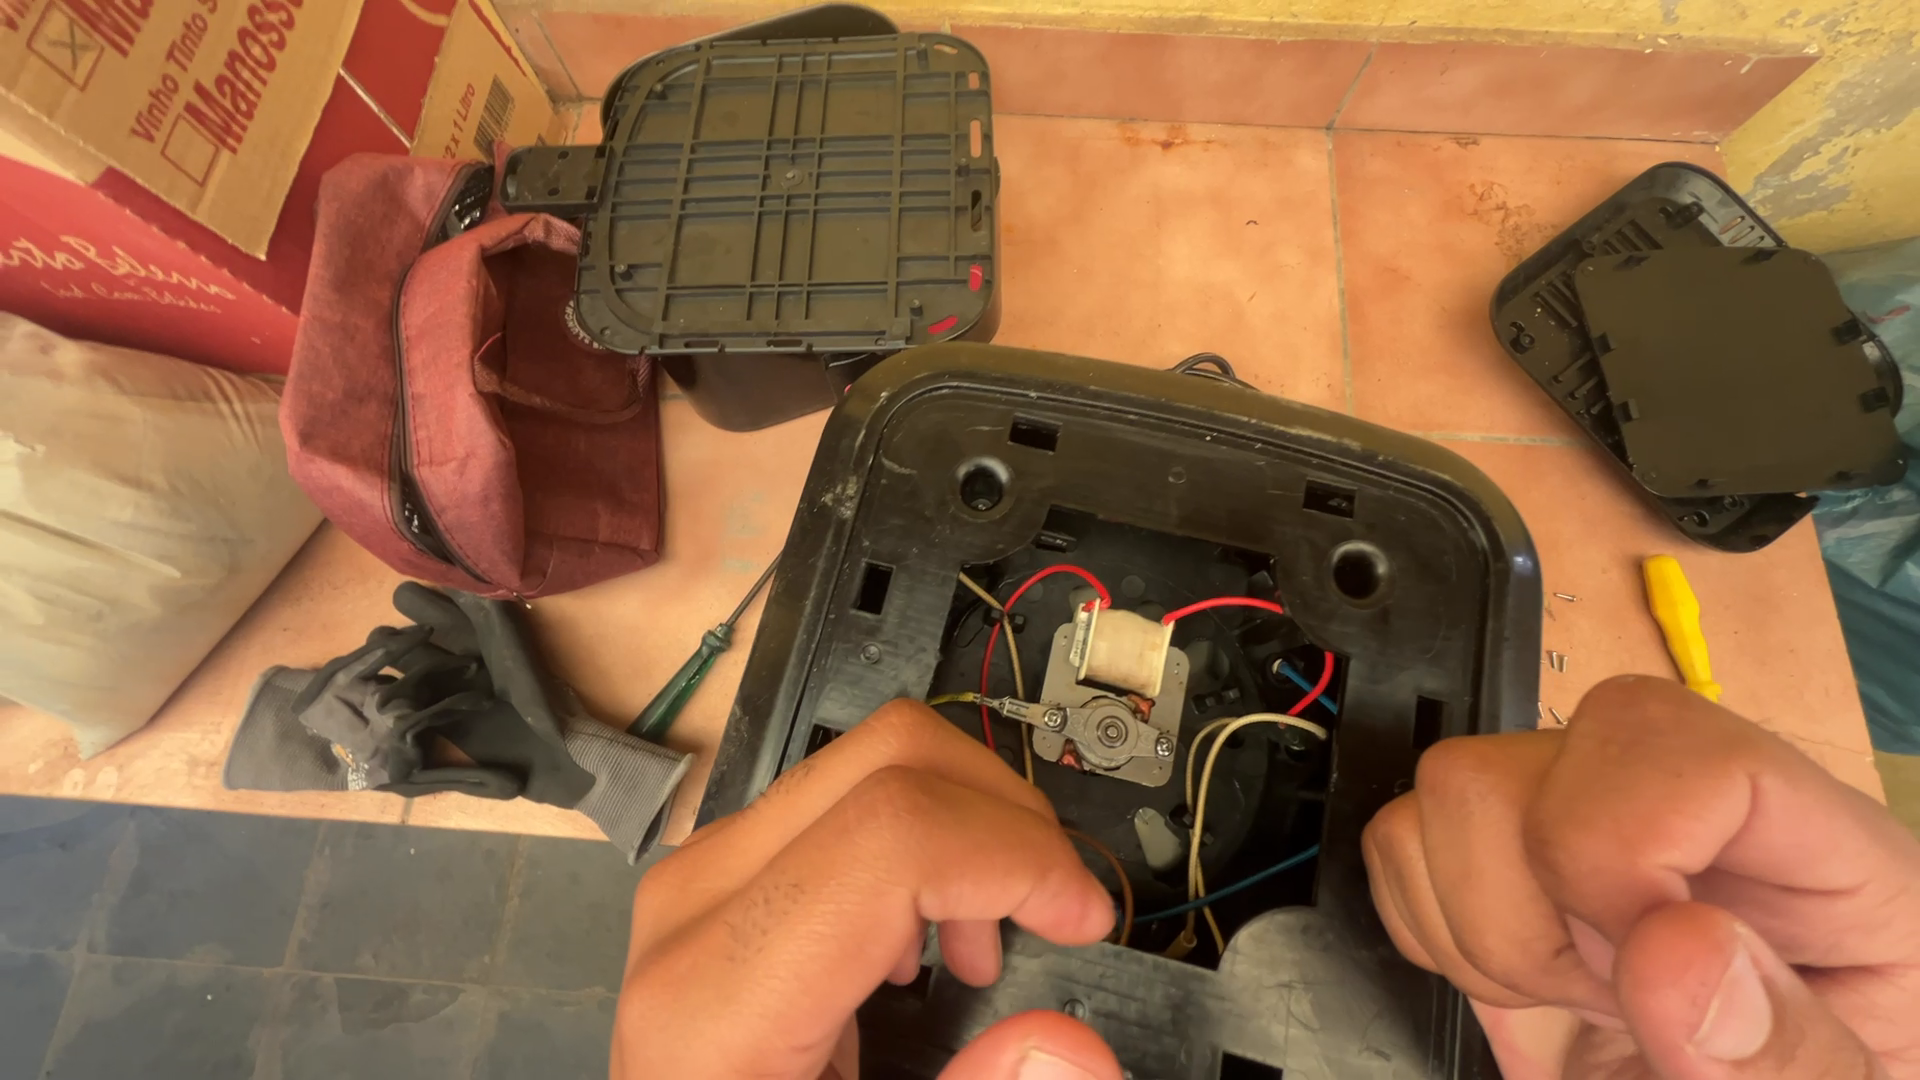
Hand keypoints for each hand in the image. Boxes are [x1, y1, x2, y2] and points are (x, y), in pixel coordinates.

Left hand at [613, 700, 1123, 1079]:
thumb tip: (1079, 1048)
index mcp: (715, 995)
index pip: (894, 836)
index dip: (1017, 856)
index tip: (1085, 916)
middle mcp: (698, 893)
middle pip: (891, 755)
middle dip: (1008, 811)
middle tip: (1055, 905)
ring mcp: (708, 857)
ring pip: (876, 751)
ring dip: (971, 817)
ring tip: (986, 937)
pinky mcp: (728, 852)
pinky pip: (852, 784)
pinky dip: (930, 825)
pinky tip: (928, 926)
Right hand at [1362, 675, 1919, 1078]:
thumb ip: (1795, 1054)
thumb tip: (1675, 947)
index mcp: (1798, 835)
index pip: (1656, 734)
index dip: (1611, 843)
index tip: (1636, 966)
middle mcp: (1651, 790)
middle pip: (1498, 769)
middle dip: (1524, 922)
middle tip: (1609, 1005)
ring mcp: (1548, 805)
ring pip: (1432, 798)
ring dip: (1475, 933)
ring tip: (1568, 996)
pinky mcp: (1468, 840)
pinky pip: (1392, 840)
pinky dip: (1430, 929)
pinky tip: (1516, 975)